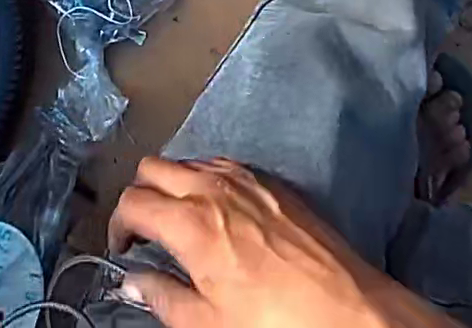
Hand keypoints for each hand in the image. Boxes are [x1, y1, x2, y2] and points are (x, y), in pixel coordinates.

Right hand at [107, 157, 458, 327]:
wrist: (353, 313)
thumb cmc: (278, 324)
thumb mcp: (210, 325)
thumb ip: (162, 296)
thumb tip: (133, 280)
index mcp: (191, 221)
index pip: (132, 201)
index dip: (118, 224)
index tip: (123, 246)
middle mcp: (210, 184)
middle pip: (151, 167)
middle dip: (140, 195)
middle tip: (145, 230)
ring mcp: (241, 175)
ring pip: (185, 160)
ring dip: (172, 184)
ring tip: (180, 221)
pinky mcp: (267, 178)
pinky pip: (219, 163)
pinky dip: (204, 179)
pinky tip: (217, 211)